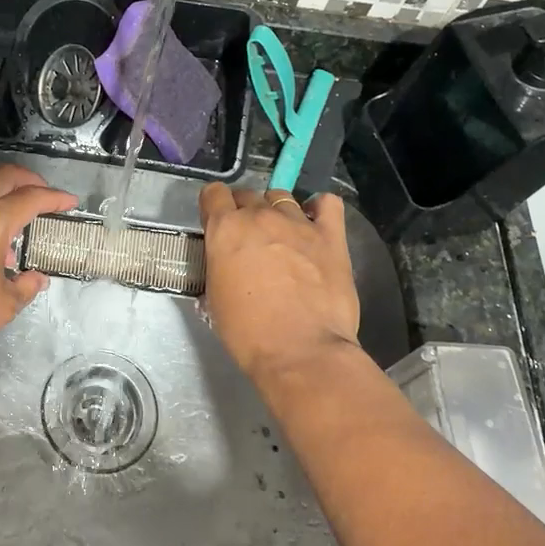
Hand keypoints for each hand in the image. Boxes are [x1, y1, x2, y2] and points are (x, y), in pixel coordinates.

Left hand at [0, 165, 76, 361]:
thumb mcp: (3, 306)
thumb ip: (26, 286)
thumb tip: (36, 277)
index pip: (30, 198)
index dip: (54, 198)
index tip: (70, 202)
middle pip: (3, 176)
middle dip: (30, 180)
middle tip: (47, 196)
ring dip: (6, 197)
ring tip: (21, 227)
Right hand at [198, 184, 361, 379]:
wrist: (300, 351)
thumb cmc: (248, 333)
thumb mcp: (215, 297)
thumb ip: (219, 266)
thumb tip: (227, 263)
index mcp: (225, 229)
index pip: (213, 194)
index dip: (214, 207)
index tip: (217, 223)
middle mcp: (259, 216)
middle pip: (248, 195)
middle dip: (244, 211)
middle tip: (249, 239)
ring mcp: (298, 223)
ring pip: (282, 197)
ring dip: (277, 212)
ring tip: (282, 235)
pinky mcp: (331, 236)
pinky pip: (327, 204)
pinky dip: (319, 208)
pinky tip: (316, 223)